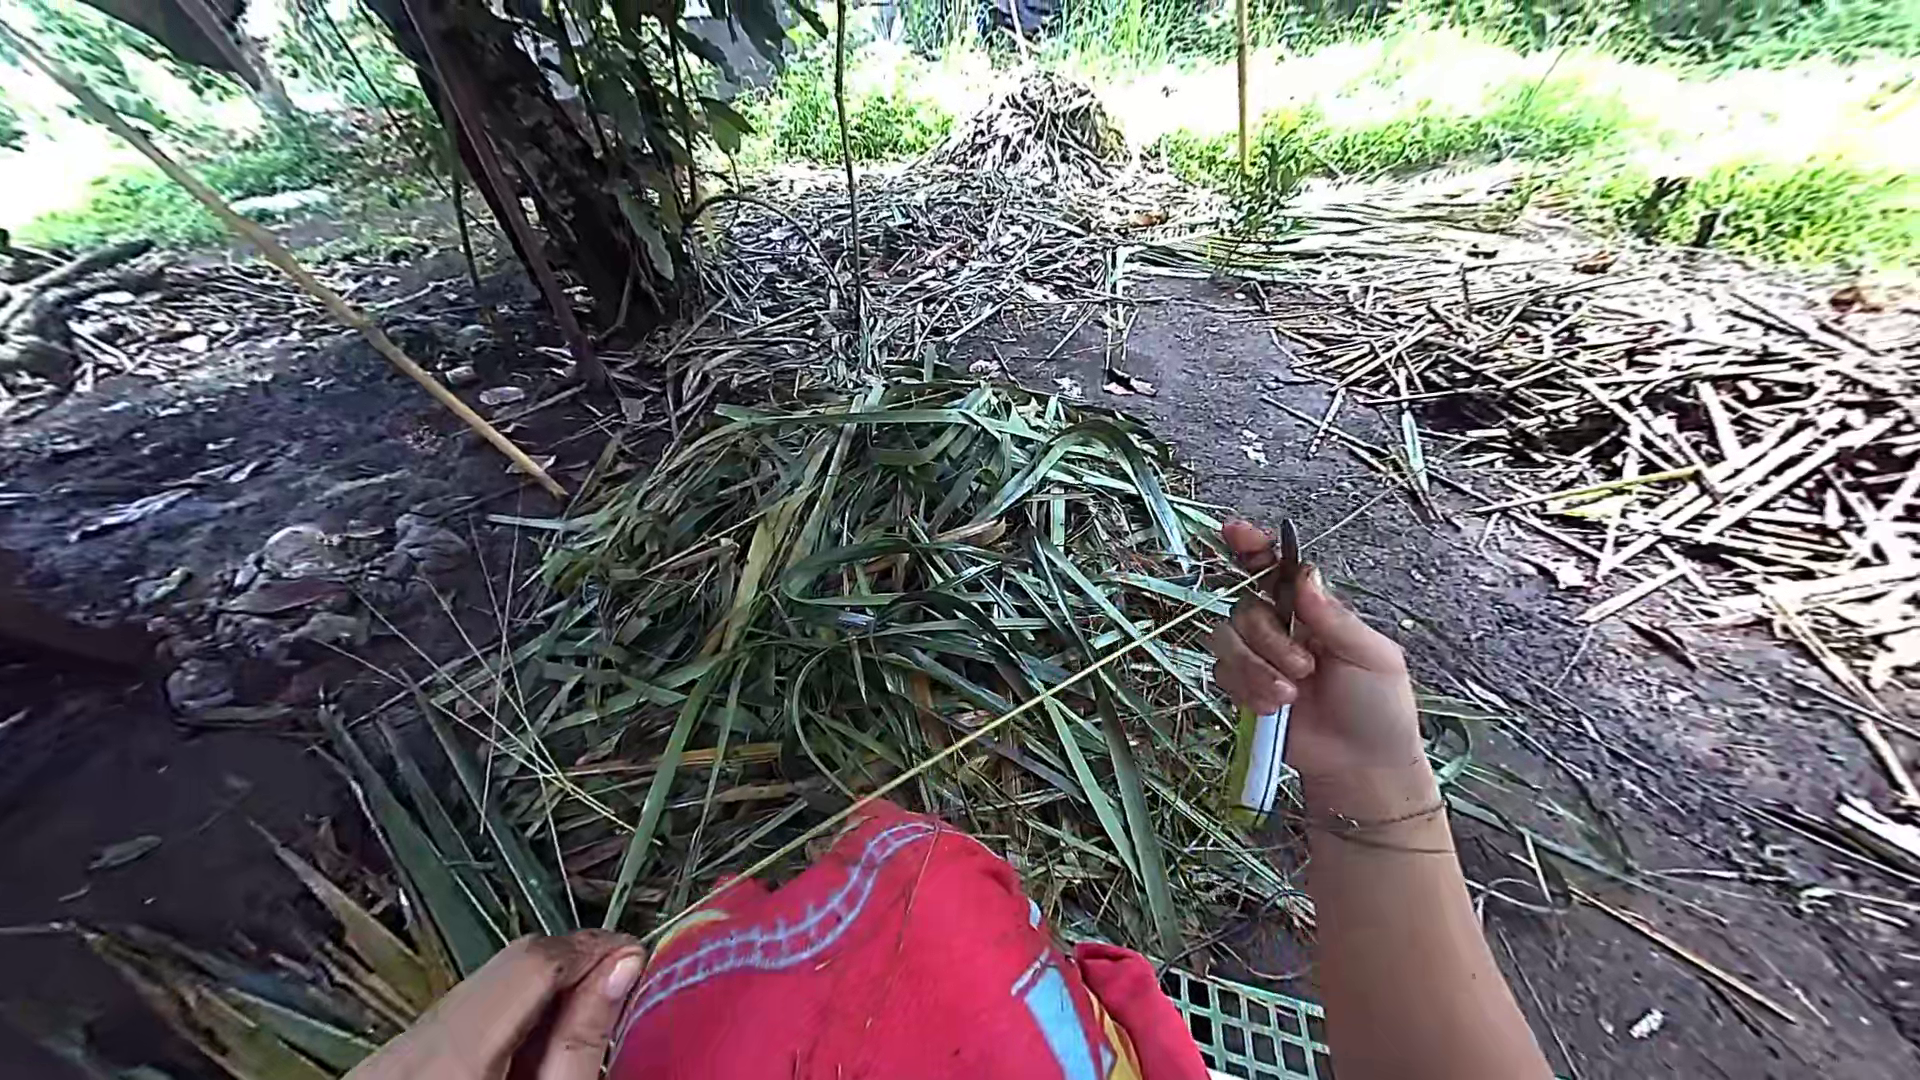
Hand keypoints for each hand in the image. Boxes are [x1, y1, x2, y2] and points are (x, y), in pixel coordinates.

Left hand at [347, 931, 645, 1079]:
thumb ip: (581, 1041)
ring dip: (542, 989)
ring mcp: (382, 1061)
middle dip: (572, 965)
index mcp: (445, 1063)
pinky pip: (458, 1014)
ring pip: (486, 983)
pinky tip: (529, 1050)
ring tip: (578, 1022)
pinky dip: (506, 1016)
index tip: (635, 960)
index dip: (594, 949)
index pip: (535, 961)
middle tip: (619, 984)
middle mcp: (402, 1051)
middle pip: (510, 965)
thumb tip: (625, 962)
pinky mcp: (380, 1071)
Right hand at [1207, 520, 1423, 776]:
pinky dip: (1246, 689)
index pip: (1273, 568)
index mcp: (1310, 610)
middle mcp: (1277, 626)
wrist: (1360, 764)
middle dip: (1268, 640)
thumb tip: (1303, 573)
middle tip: (1303, 669)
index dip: (1251, 547)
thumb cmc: (1378, 706)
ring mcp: (1256, 656)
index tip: (1233, 531)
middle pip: (1243, 607)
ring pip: (1226, 639)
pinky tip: (1273, 707)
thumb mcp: (1373, 656)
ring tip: (1289, 695)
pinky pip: (1221, 671)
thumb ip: (1334, 616)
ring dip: (1256, 669)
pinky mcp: (1240, 684)